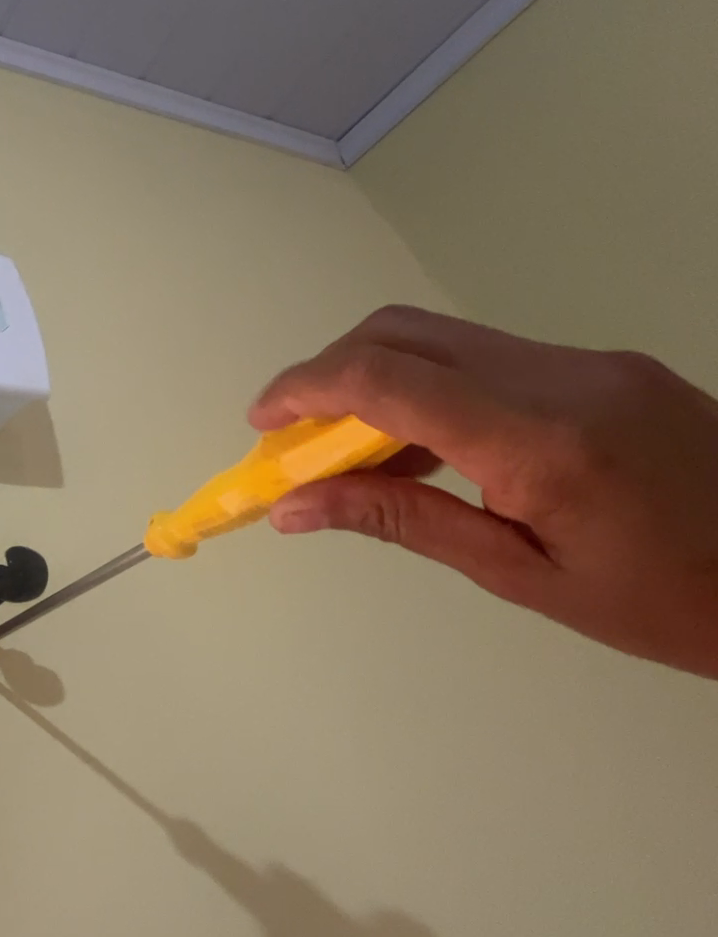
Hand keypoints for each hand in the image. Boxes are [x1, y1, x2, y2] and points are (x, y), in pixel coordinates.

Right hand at [252, 305, 717, 678]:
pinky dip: (418, 388)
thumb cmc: (683, 603)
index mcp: (542, 439)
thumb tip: (291, 508)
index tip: (261, 423)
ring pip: (435, 338)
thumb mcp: (524, 575)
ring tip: (347, 449)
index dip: (302, 388)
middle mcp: (562, 377)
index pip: (385, 378)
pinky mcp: (600, 367)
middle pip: (400, 333)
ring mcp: (588, 363)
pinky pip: (479, 357)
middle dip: (324, 375)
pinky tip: (418, 446)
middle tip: (291, 434)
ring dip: (368, 379)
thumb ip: (400, 522)